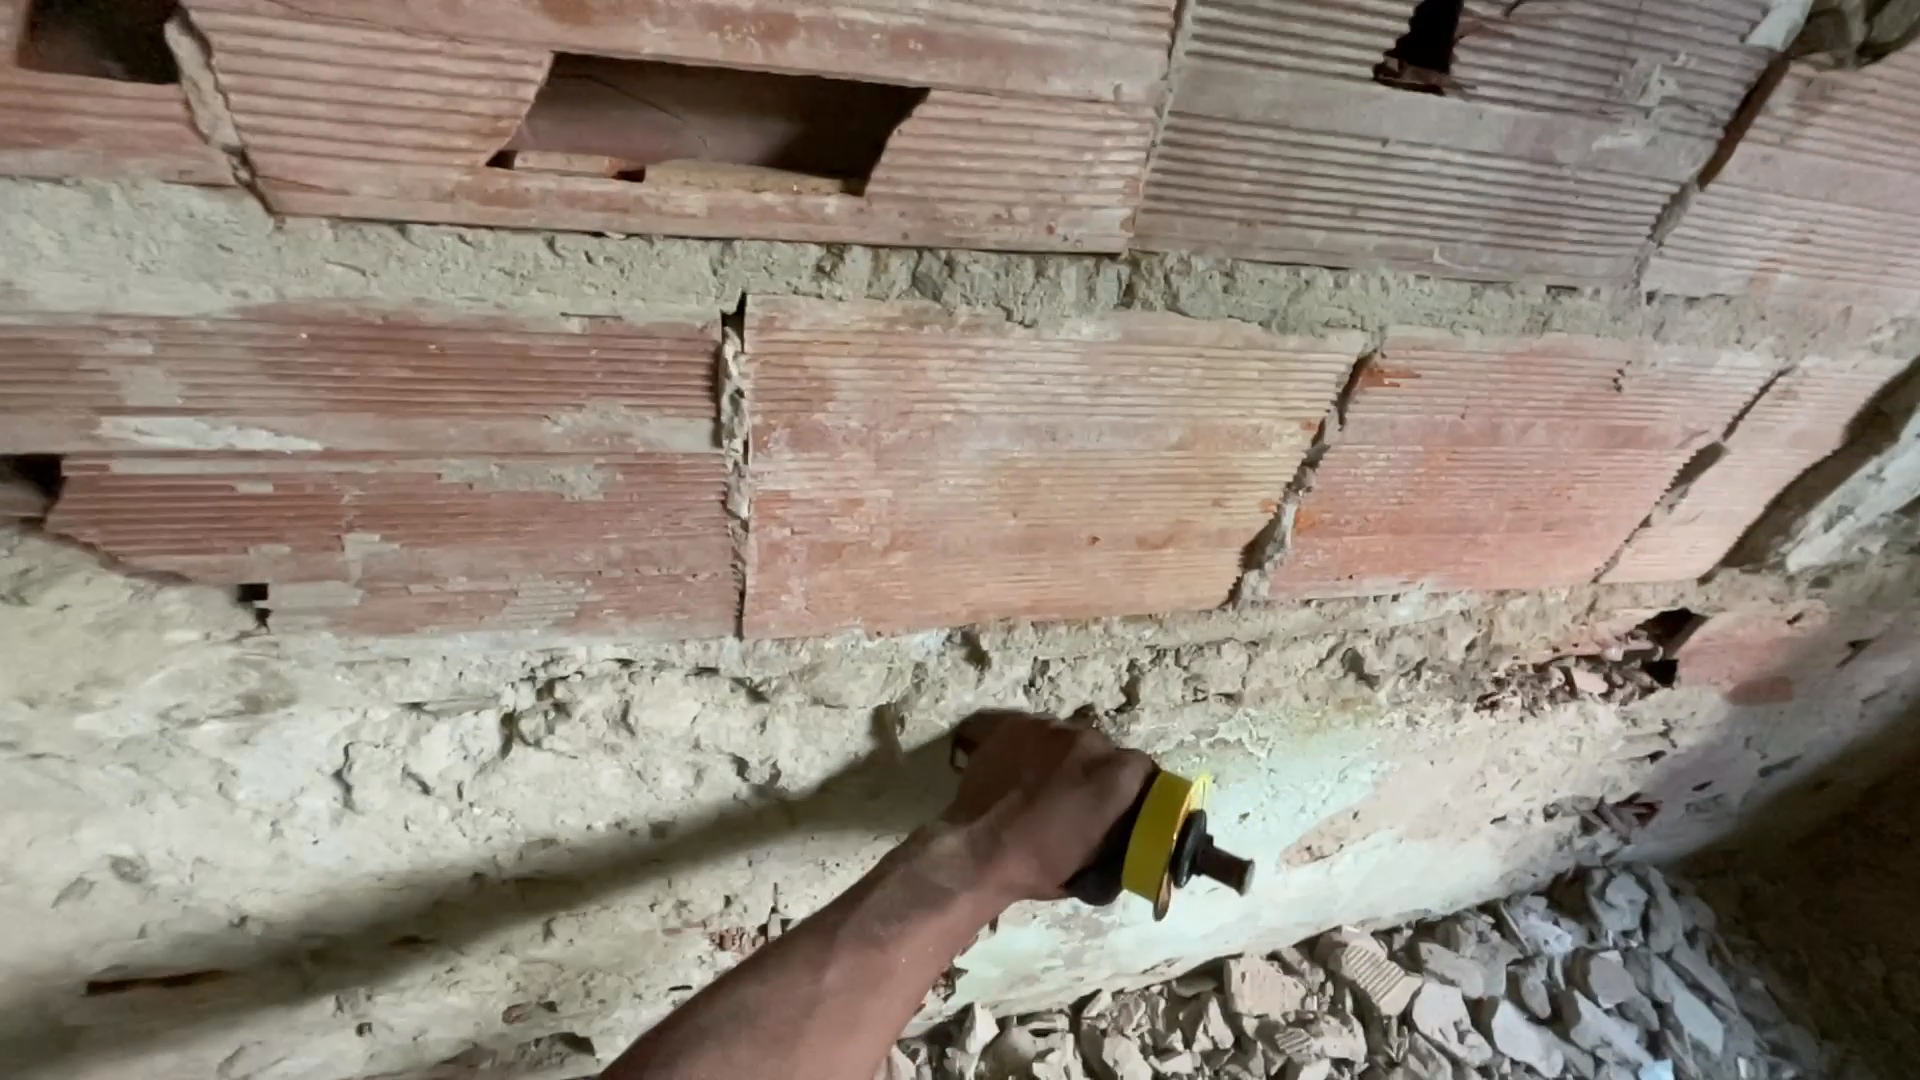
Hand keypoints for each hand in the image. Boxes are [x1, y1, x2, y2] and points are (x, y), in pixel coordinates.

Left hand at [940, 710, 1154, 903]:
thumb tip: (1133, 828)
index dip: (1132, 786)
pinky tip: (1022, 770)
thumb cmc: (1040, 864)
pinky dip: (1035, 747)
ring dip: (1065, 755)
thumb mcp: (1098, 862)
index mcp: (1116, 775)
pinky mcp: (1016, 722)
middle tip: (1078, 795)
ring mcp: (1049, 726)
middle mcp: (1089, 740)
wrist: (976, 848)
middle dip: (1096, 769)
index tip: (1118, 803)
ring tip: (1044, 782)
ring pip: (1069, 737)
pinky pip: (1037, 731)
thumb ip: (1122, 834)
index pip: (1142, 769)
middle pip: (1104, 748)